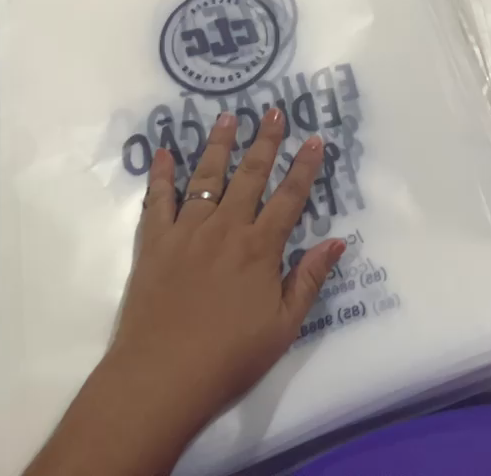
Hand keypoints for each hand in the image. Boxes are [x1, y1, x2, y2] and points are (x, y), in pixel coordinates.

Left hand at [25, 108, 344, 475]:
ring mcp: (187, 232)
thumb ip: (309, 280)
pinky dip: (161, 175)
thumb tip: (337, 241)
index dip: (304, 167)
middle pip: (250, 176)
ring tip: (226, 117)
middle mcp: (226, 229)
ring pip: (207, 178)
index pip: (289, 198)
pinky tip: (162, 153)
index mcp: (260, 248)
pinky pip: (158, 200)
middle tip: (274, 111)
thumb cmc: (228, 358)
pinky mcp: (154, 244)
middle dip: (265, 141)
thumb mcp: (284, 327)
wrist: (160, 378)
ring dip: (219, 145)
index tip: (314, 138)